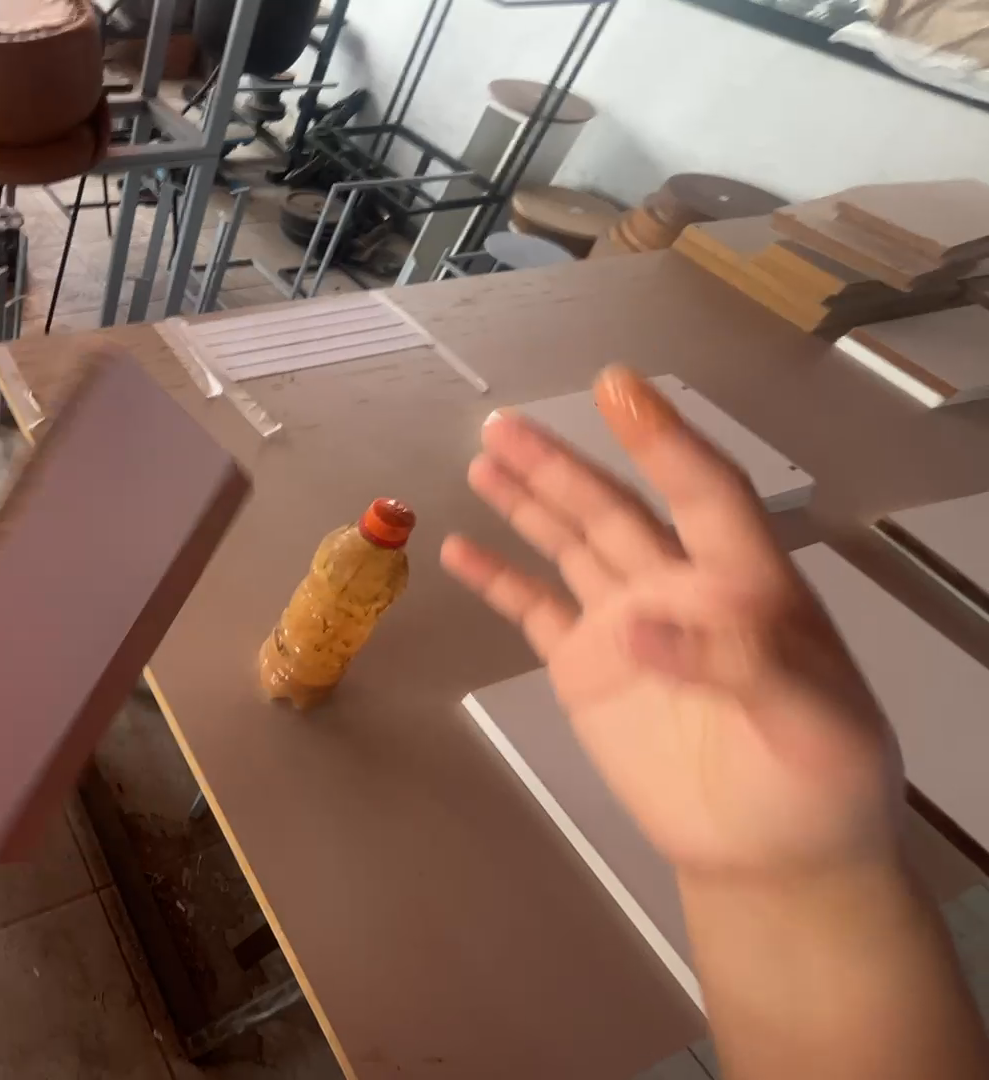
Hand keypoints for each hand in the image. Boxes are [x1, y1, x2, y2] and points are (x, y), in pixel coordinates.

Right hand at [442, 367, 903, 881]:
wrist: (762, 851)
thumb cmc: (813, 788)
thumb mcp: (816, 731)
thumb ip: (740, 667)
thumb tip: (639, 627)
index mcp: (743, 587)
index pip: (701, 496)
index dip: (658, 440)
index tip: (617, 388)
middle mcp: (676, 589)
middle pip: (610, 511)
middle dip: (558, 466)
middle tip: (501, 427)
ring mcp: (622, 623)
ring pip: (567, 546)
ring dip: (525, 504)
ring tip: (482, 464)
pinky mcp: (581, 662)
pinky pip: (531, 609)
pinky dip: (495, 579)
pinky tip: (461, 553)